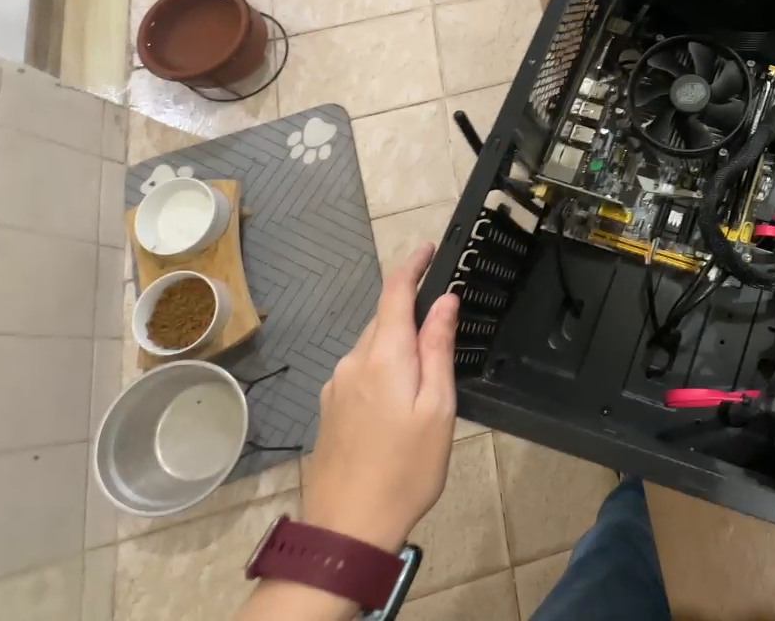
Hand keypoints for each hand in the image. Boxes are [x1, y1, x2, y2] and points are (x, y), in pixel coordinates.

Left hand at [303, 244, 460, 551]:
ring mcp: (336, 385)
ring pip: (372, 344)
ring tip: (427, 365)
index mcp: (384, 356)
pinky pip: (361, 368)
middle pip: (383, 317)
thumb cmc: (407, 466)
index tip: (430, 247)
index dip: (412, 264)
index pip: (394, 292)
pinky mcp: (329, 408)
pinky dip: (384, 363)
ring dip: (398, 339)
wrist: (348, 528)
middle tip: (445, 317)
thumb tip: (444, 300)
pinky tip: (400, 392)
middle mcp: (353, 361)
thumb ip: (438, 348)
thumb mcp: (438, 406)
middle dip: (411, 307)